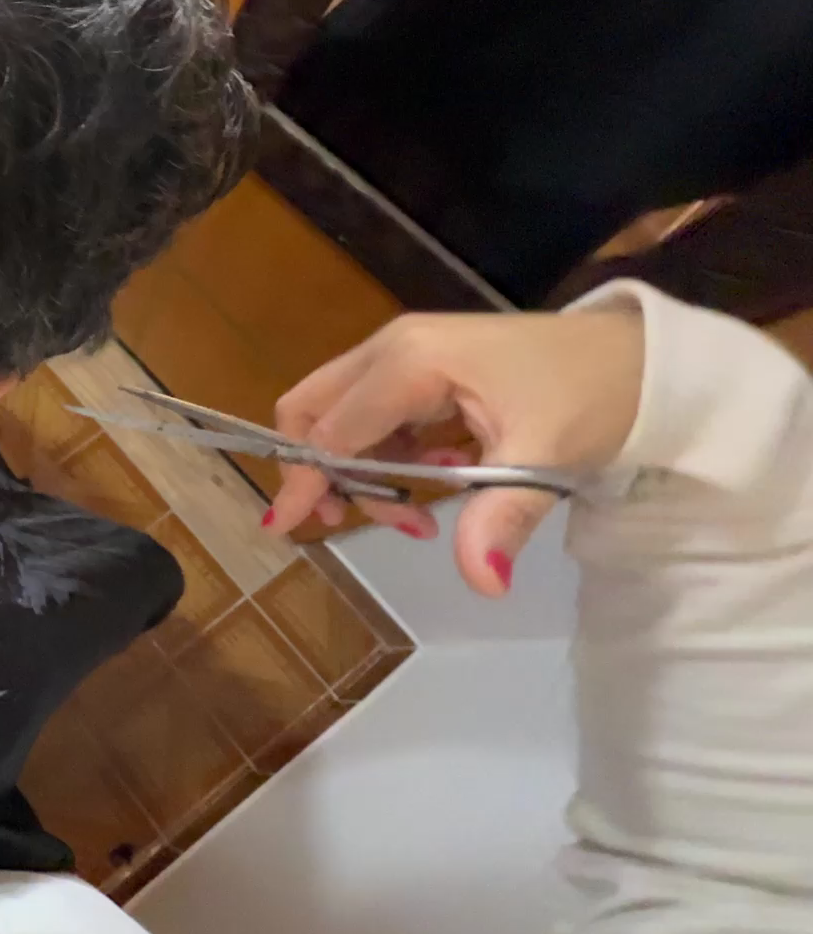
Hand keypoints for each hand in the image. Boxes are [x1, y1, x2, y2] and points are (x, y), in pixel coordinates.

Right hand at [263, 310, 644, 596]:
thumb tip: (482, 585)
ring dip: (357, 468)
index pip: (331, 430)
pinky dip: (381, 453)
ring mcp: (397, 352)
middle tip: (351, 517)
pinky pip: (365, 412)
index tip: (280, 526)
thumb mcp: (551, 456)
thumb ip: (501, 516)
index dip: (305, 481)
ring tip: (419, 511)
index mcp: (409, 362)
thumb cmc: (602, 394)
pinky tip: (435, 473)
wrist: (653, 355)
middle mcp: (387, 349)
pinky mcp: (412, 363)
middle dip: (318, 470)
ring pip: (334, 415)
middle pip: (310, 411)